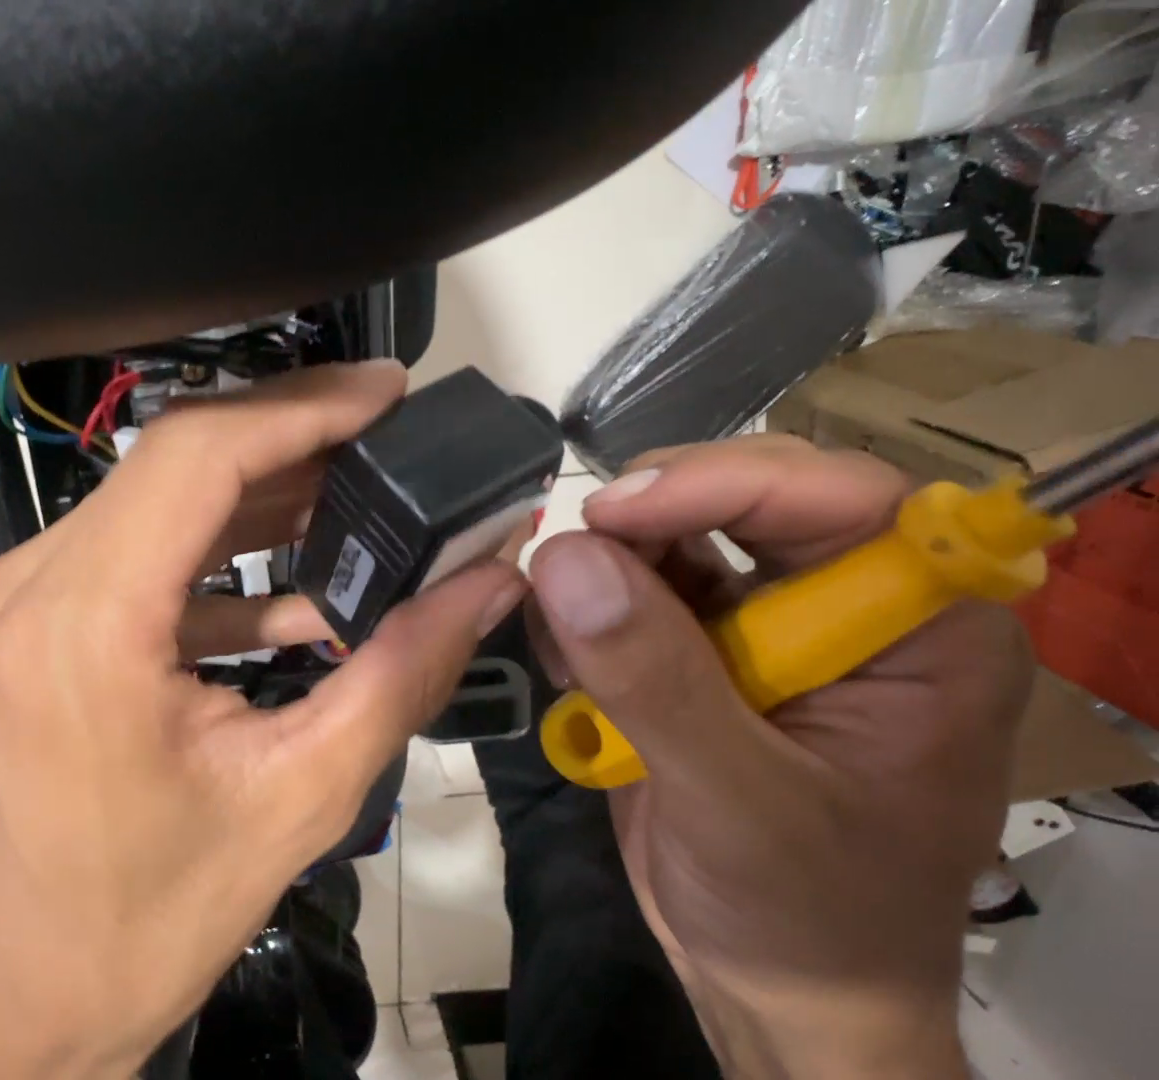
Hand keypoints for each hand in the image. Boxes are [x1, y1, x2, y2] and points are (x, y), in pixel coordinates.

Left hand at [0, 361, 527, 1077]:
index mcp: (82, 627)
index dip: (300, 408)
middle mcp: (24, 591)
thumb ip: (402, 671)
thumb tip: (490, 580)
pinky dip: (206, 559)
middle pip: (170, 465)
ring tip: (355, 495)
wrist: (36, 986)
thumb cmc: (152, 915)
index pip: (195, 457)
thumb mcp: (299, 795)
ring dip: (251, 496)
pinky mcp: (19, 624)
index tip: (385, 393)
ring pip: (147, 502)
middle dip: (286, 439)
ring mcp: (10, 602)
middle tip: (386, 433)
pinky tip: (287, 590)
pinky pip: (124, 557)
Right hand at [526, 436, 1026, 1079]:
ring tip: (562, 632)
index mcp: (919, 633)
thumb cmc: (800, 912)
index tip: (611, 511)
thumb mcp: (735, 801)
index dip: (726, 485)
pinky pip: (634, 592)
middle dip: (651, 521)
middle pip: (751, 502)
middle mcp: (848, 609)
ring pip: (678, 539)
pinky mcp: (702, 655)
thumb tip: (565, 559)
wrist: (776, 988)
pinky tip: (568, 663)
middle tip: (566, 558)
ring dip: (606, 568)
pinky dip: (585, 611)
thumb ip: (656, 680)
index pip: (841, 501)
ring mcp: (768, 628)